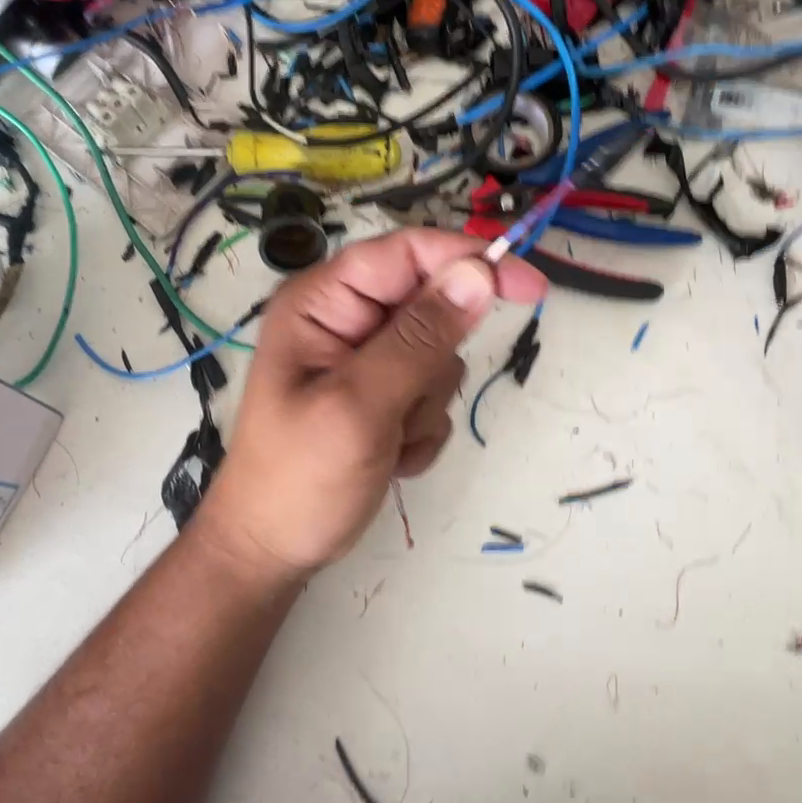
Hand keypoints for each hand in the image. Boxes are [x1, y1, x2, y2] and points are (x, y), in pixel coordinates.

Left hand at [193, 231, 546, 578]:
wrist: (273, 550)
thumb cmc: (298, 478)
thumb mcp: (359, 405)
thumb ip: (418, 338)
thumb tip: (477, 273)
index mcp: (323, 302)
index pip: (406, 253)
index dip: (468, 259)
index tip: (528, 286)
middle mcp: (346, 320)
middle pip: (432, 305)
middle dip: (434, 361)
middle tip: (407, 402)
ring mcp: (366, 360)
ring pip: (441, 355)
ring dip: (426, 403)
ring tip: (385, 437)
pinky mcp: (384, 396)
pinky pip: (435, 394)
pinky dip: (422, 428)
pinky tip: (388, 455)